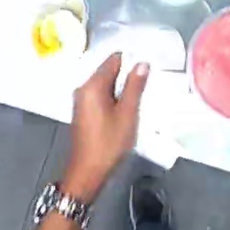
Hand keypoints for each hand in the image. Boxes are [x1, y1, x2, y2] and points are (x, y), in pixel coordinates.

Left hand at [61, 53, 148, 201]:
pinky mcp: (83, 111)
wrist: (88, 171)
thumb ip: (134, 86)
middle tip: (148, 80)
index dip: (130, 59)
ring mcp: (81, 100)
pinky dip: (113, 96)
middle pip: (107, 71)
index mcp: (92, 85)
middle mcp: (83, 88)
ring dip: (121, 86)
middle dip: (127, 73)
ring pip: (104, 84)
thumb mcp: (128, 114)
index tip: (147, 64)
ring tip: (141, 92)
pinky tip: (127, 105)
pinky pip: (100, 95)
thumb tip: (142, 63)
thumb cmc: (109, 143)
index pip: (112, 60)